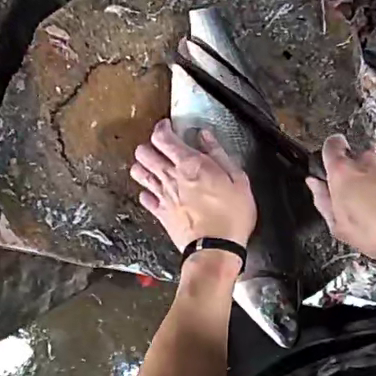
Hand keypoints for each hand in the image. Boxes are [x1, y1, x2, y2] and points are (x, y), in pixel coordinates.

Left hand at [132, 119, 256, 251]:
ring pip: (138, 172)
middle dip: (150, 145)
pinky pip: (144, 197)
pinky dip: (147, 192)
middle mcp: (171, 177)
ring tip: (155, 167)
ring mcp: (163, 196)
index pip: (162, 137)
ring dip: (144, 166)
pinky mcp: (160, 214)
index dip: (162, 128)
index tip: (168, 126)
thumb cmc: (232, 215)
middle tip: (162, 148)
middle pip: (144, 152)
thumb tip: (205, 136)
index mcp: (190, 164)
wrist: (216, 249)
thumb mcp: (238, 180)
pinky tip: (156, 192)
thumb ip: (219, 155)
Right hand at [306, 134, 375, 264]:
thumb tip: (314, 184)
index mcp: (342, 171)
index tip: (332, 168)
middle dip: (357, 174)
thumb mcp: (340, 226)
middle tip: (358, 200)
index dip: (331, 153)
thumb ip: (323, 201)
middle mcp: (367, 161)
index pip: (331, 145)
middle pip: (357, 159)